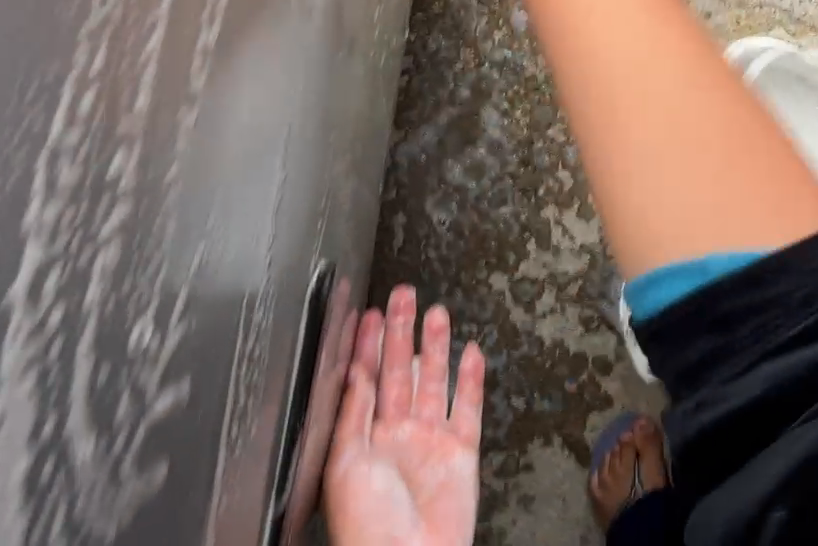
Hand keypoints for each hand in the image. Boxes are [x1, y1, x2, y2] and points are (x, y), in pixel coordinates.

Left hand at [324, 286, 486, 545]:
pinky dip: (471, 380)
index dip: (368, 345)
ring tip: (437, 312)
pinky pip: (467, 407)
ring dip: (436, 346)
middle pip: (401, 370)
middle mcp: (397, 433)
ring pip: (434, 380)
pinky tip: (472, 352)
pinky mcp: (460, 451)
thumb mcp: (345, 464)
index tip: (370, 313)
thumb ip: (354, 413)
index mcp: (365, 438)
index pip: (367, 378)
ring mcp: (430, 440)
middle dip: (402, 332)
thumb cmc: (366, 526)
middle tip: (405, 295)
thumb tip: (356, 369)